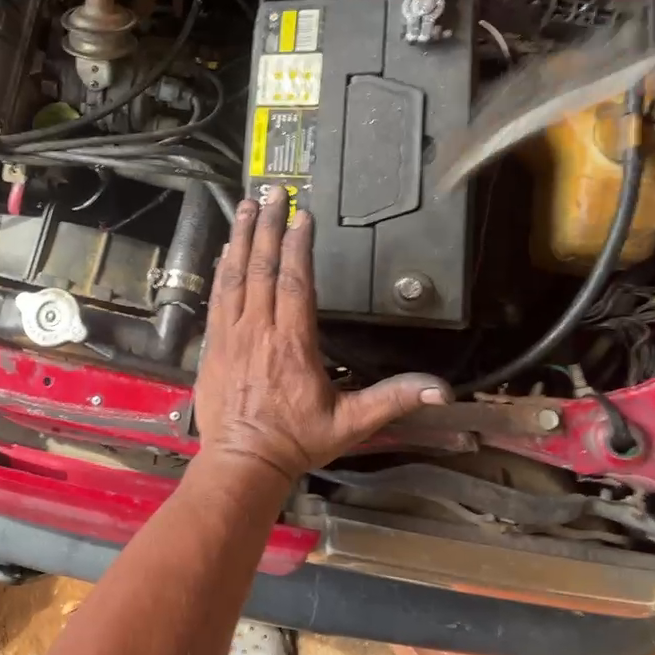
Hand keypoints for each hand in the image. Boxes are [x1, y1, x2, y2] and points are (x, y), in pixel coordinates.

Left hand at [190, 187, 447, 486]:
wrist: (242, 461)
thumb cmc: (295, 441)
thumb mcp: (350, 423)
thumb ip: (393, 400)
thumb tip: (441, 390)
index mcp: (292, 343)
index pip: (295, 282)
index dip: (298, 246)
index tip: (302, 216)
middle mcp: (258, 330)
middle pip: (261, 267)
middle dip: (267, 226)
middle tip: (271, 192)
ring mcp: (230, 334)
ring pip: (234, 275)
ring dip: (240, 238)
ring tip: (244, 206)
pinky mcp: (213, 343)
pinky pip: (217, 297)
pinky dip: (222, 269)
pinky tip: (225, 250)